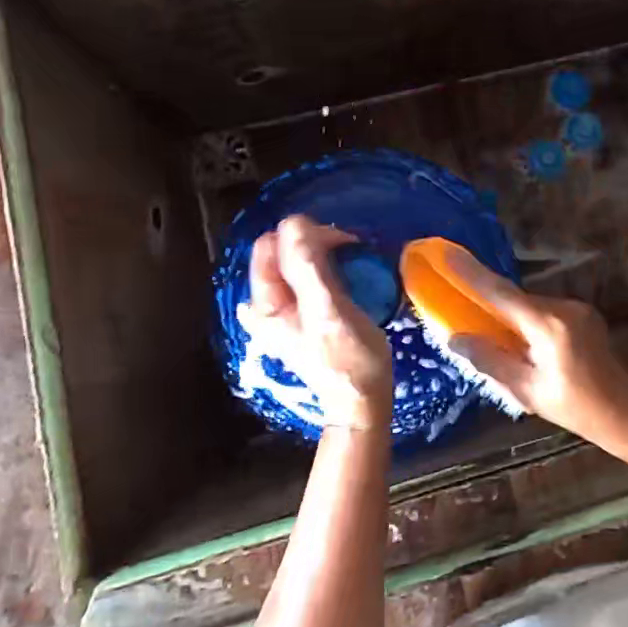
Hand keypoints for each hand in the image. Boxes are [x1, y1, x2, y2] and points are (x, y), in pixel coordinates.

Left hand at [239, 215, 393, 434]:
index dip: (305, 235)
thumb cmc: (349, 361)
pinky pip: (312, 277)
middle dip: (316, 242)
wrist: (362, 403)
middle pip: (283, 250)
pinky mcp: (306, 315)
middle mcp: (268, 303)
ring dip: (326, 255)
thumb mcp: (328, 312)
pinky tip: (349, 280)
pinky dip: (330, 270)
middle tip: (352, 252)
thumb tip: (294, 223)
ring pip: (299, 262)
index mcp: (265, 302)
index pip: (272, 244)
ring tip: (354, 264)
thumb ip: (307, 267)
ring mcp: (286, 310)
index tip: (343, 244)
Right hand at [434, 244, 627, 436]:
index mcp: (549, 326)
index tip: (448, 253)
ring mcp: (577, 308)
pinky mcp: (583, 313)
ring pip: (529, 304)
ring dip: (508, 315)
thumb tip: (455, 338)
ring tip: (492, 336)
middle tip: (459, 302)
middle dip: (487, 300)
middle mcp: (565, 307)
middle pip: (514, 298)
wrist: (624, 411)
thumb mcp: (526, 390)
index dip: (471, 273)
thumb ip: (490, 360)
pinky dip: (526, 320)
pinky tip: (522, 341)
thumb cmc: (574, 407)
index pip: (502, 294)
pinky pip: (543, 310)